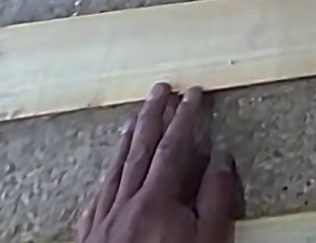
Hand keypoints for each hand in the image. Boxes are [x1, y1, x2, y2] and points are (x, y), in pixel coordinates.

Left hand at [76, 84, 243, 242]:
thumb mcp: (210, 239)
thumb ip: (216, 196)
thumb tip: (221, 156)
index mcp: (155, 202)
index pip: (173, 147)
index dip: (185, 116)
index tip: (195, 91)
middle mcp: (123, 208)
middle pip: (139, 153)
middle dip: (152, 117)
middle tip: (160, 88)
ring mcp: (100, 228)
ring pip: (113, 174)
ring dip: (127, 142)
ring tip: (135, 118)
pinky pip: (94, 203)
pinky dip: (105, 181)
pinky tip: (107, 174)